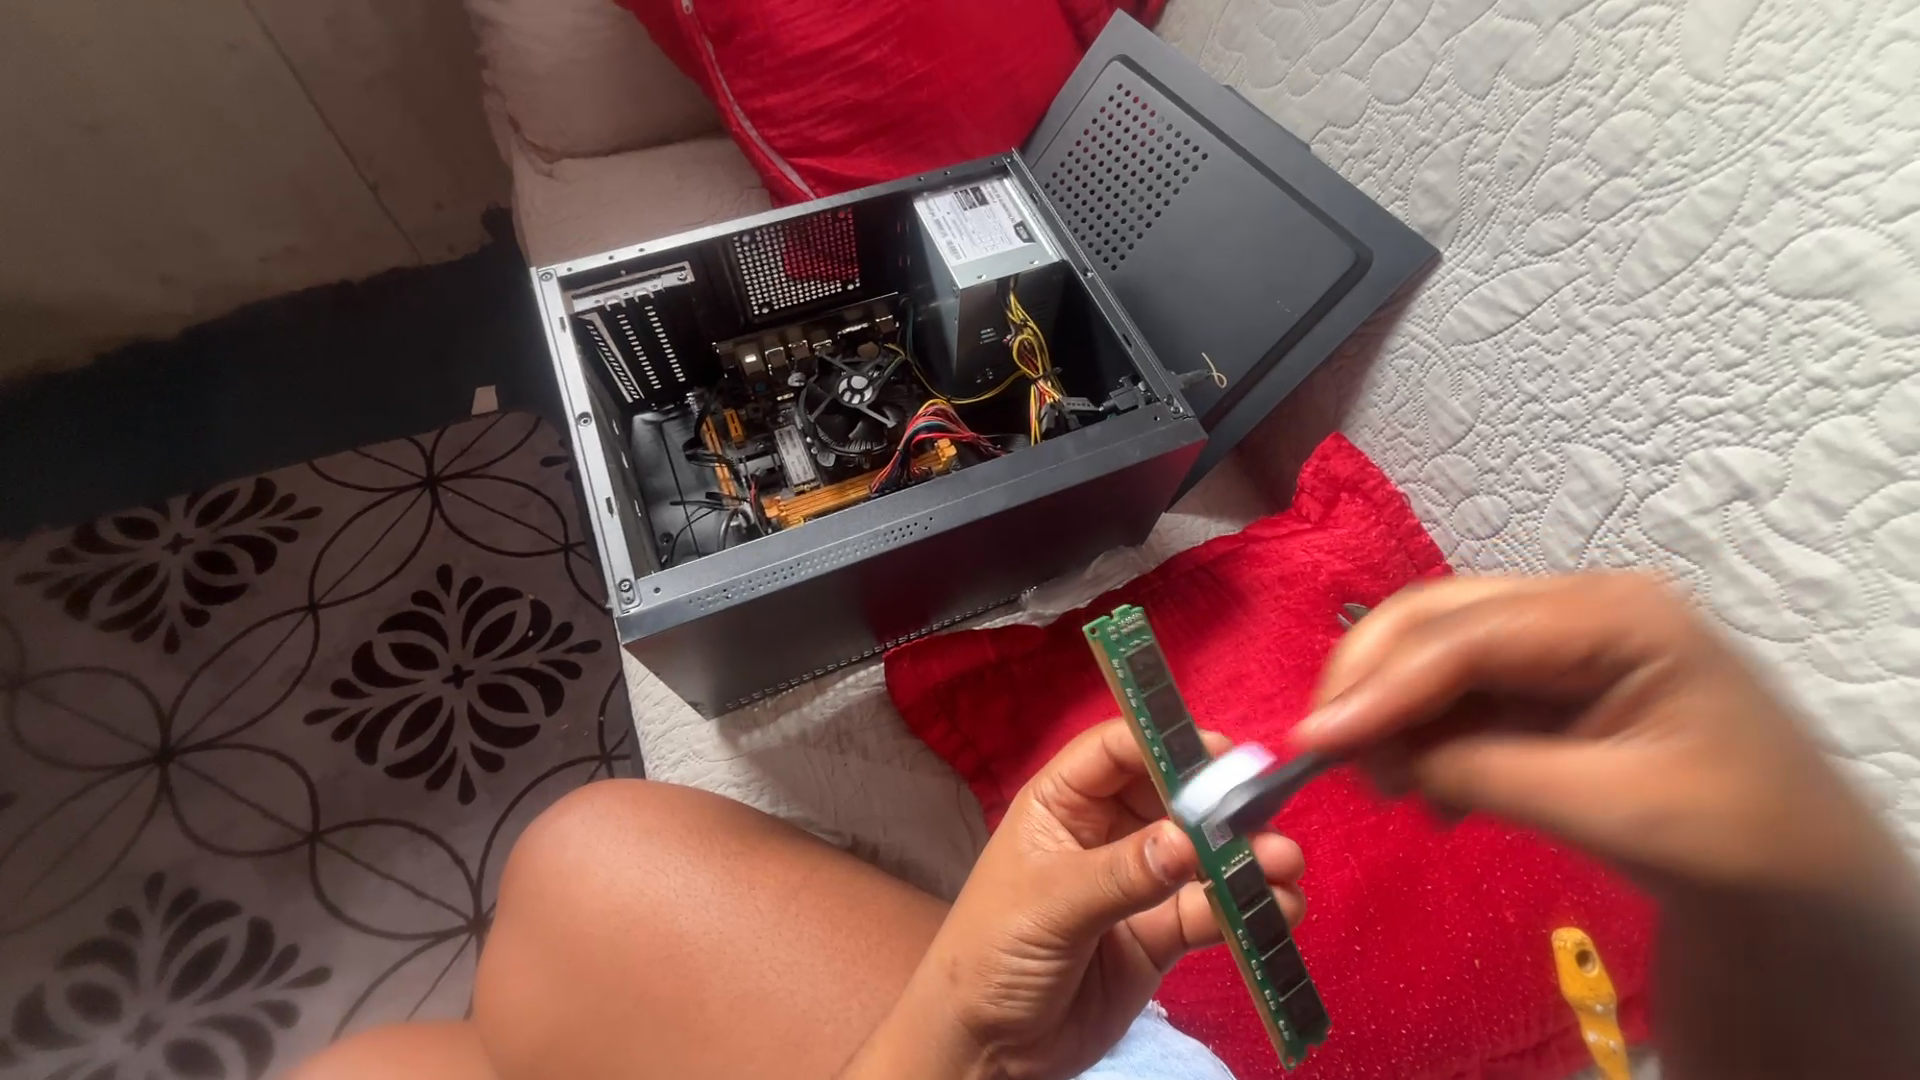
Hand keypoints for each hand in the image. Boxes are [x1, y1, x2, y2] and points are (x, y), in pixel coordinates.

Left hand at [841, 720, 1304, 1079]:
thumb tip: (1187, 840)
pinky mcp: (1157, 933)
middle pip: (1168, 797)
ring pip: (1196, 855)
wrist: (987, 1046)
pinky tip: (1277, 908)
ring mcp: (1134, 881)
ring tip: (1284, 865)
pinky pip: (1205, 911)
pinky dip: (1240, 910)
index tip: (1217, 750)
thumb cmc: (991, 951)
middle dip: (1217, 802)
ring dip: (1240, 857)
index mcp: (1062, 801)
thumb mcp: (1050, 904)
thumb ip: (1120, 874)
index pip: (1115, 751)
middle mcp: (1102, 830)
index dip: (1162, 742)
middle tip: (1265, 810)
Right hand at [1292, 574, 1911, 904]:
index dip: (1380, 685)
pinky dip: (1413, 732)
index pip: (1465, 637)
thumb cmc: (1737, 842)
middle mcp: (1571, 605)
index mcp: (1616, 617)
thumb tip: (1379, 756)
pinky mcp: (1529, 674)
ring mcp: (1547, 636)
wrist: (1800, 878)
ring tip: (1379, 782)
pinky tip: (1418, 785)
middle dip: (1367, 683)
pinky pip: (1443, 688)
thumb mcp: (1613, 811)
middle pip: (1429, 621)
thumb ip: (1483, 772)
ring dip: (1384, 711)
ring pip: (1423, 650)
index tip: (1314, 739)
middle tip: (1326, 750)